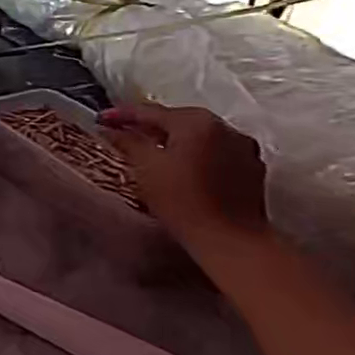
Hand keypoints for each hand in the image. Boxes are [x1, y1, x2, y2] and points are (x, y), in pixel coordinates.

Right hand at [98, 101, 268, 246]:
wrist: (232, 243)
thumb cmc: (183, 202)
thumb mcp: (147, 168)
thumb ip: (128, 142)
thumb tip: (111, 130)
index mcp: (195, 120)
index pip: (151, 112)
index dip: (122, 115)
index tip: (101, 119)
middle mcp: (223, 126)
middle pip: (177, 120)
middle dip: (151, 126)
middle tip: (125, 134)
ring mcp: (243, 146)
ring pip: (199, 135)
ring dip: (176, 140)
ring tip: (155, 150)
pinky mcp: (253, 168)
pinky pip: (218, 151)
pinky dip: (199, 154)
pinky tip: (186, 167)